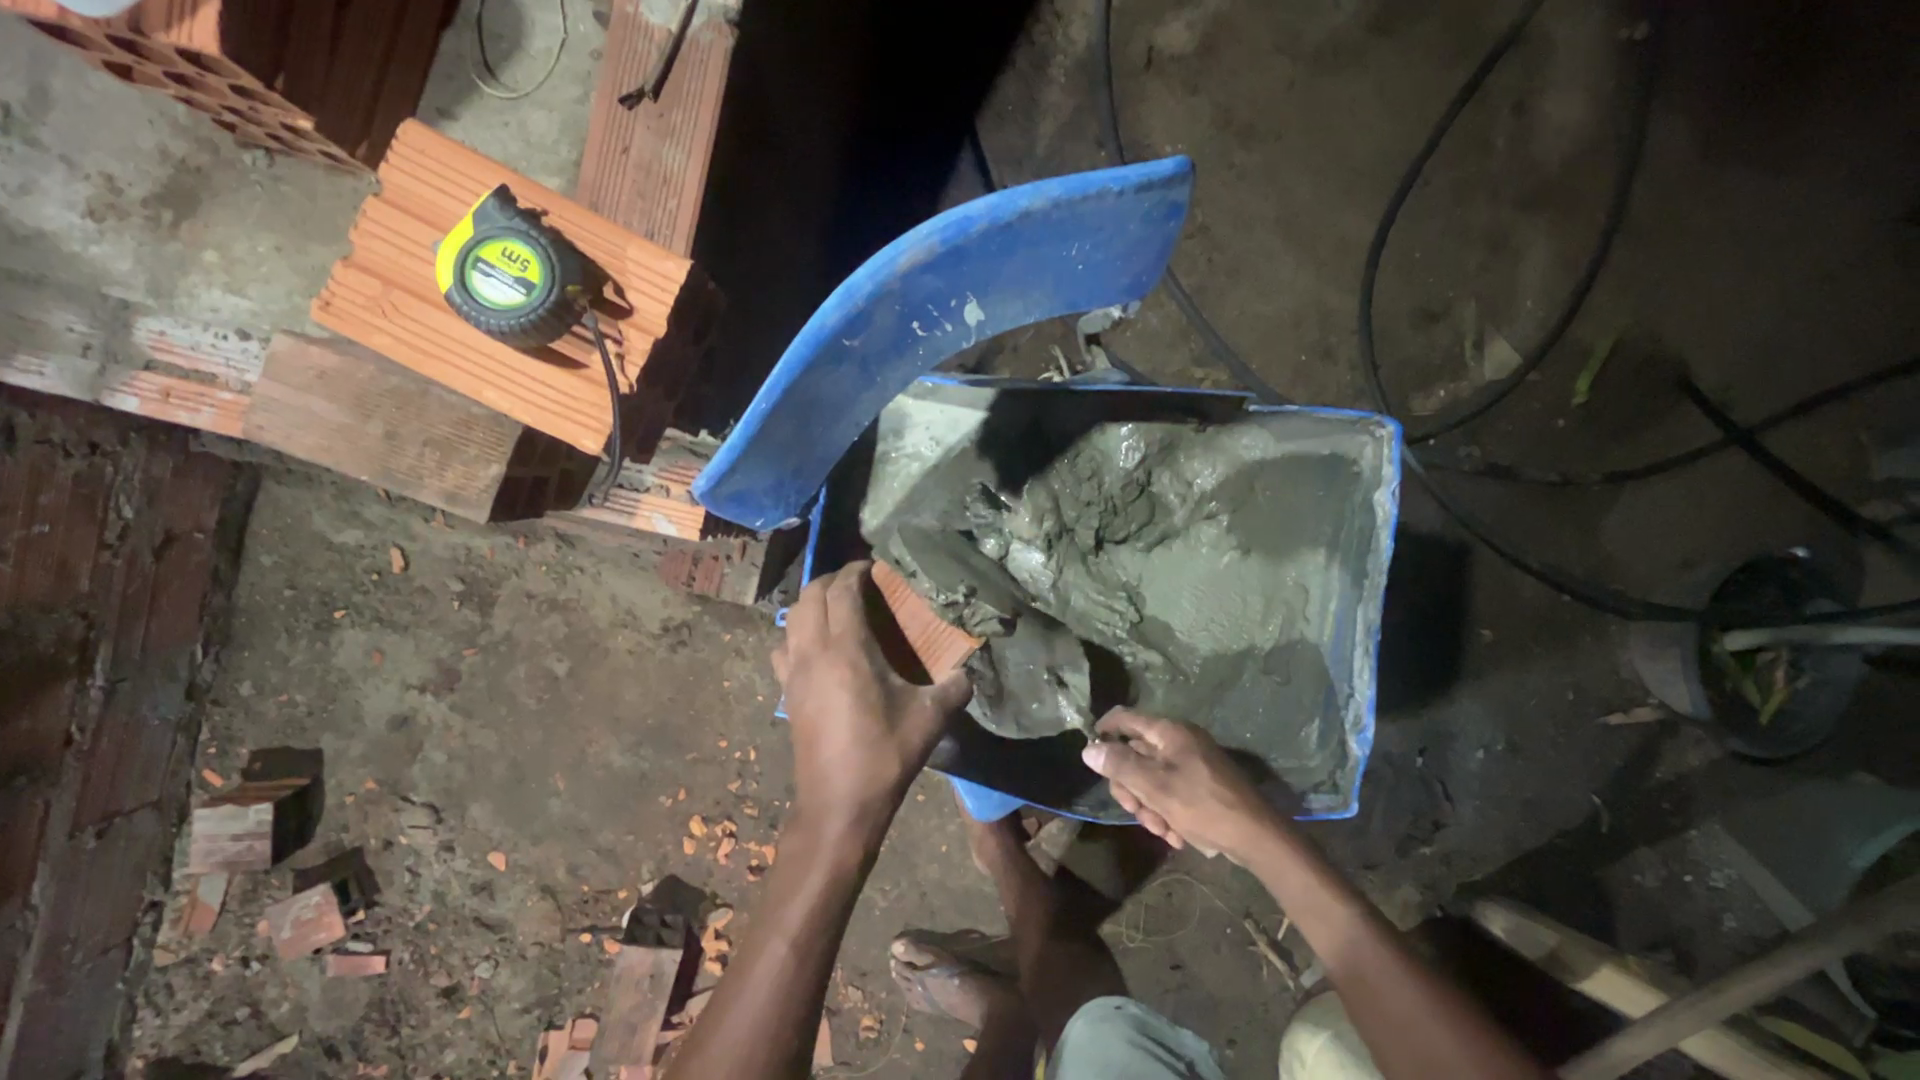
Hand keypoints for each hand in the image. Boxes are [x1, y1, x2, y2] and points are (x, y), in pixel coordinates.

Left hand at [772, 562, 972, 835]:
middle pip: (810, 595)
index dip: (856, 571)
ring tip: (836, 608)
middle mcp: (812, 651)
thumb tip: (970, 672)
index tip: (874, 566)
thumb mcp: (930, 717)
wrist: (838, 803)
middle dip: (831, 580)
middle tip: (858, 582)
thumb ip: (955, 687)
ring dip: (811, 603)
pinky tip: (816, 647)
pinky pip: (783, 648)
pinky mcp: (786, 693)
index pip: (841, 590)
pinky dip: (796, 634)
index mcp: (846, 648)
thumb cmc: (885, 754)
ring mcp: (793, 673)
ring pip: (791, 619)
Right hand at [1080, 708, 1285, 860]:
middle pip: (1135, 755)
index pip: (1125, 718)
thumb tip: (1089, 748)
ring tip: (1160, 829)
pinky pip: (1170, 793)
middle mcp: (1179, 742)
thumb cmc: (1202, 805)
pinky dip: (1167, 812)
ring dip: (1148, 806)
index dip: (1104, 732)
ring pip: (1151, 779)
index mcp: (1169, 732)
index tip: (1090, 755)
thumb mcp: (1155, 786)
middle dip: (1130, 787)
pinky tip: (1175, 834)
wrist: (1255, 835)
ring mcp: (1191, 763)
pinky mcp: (1201, 785)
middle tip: (1135, 811)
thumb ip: (1120, 765)